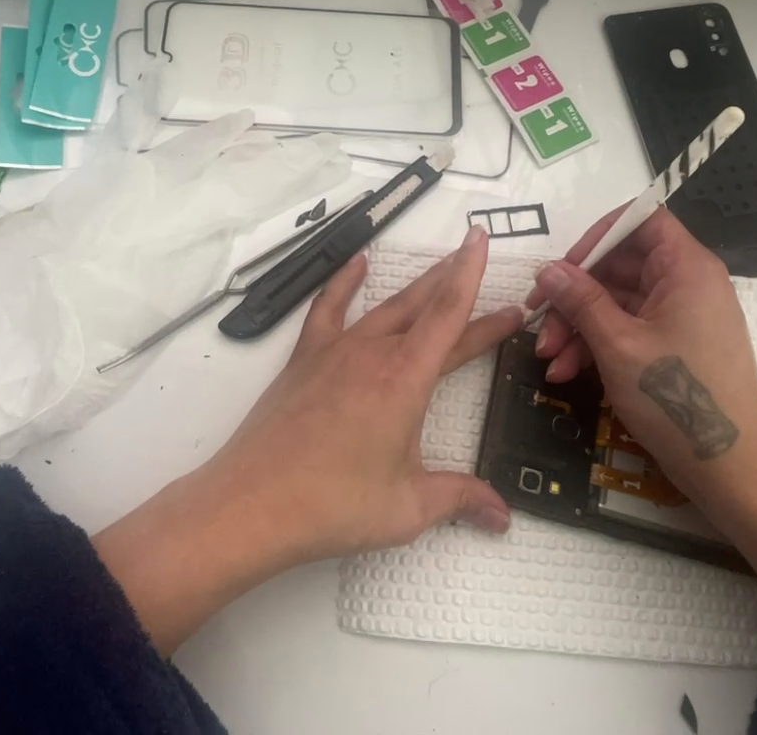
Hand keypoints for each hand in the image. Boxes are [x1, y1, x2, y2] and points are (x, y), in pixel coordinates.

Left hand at [209, 226, 522, 559]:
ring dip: (418, 284)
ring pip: (386, 306)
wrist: (253, 503)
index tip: (483, 242)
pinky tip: (357, 263)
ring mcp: (335, 350)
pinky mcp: (304, 359)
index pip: (449, 315)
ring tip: (441, 264)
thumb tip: (504, 514)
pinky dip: (344, 282)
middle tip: (480, 258)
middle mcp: (373, 352)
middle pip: (424, 305)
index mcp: (405, 379)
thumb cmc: (334, 505)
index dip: (472, 278)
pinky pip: (327, 308)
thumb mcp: (408, 507)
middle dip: (457, 280)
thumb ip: (460, 499)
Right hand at [529, 209, 756, 719]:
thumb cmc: (679, 398)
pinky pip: (629, 328)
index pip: (640, 220)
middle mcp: (687, 283)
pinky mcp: (676, 346)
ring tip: (549, 361)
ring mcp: (682, 316)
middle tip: (539, 322)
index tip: (562, 265)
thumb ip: (580, 300)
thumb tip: (547, 269)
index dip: (598, 234)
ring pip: (618, 301)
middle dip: (575, 295)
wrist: (732, 470)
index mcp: (687, 268)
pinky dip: (597, 345)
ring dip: (578, 326)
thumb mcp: (617, 344)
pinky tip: (568, 372)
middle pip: (620, 265)